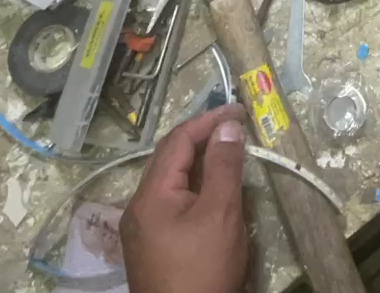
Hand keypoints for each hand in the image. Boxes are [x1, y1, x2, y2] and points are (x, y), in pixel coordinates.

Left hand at [120, 105, 249, 292]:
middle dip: (203, 135)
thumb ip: (224, 164)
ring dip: (200, 158)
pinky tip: (216, 185)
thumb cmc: (203, 270)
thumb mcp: (220, 213)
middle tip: (237, 125)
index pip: (178, 140)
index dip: (209, 120)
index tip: (240, 110)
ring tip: (231, 149)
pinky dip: (196, 182)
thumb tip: (228, 125)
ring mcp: (143, 228)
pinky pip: (173, 198)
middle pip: (170, 156)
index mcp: (150, 195)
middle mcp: (139, 207)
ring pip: (172, 178)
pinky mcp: (153, 245)